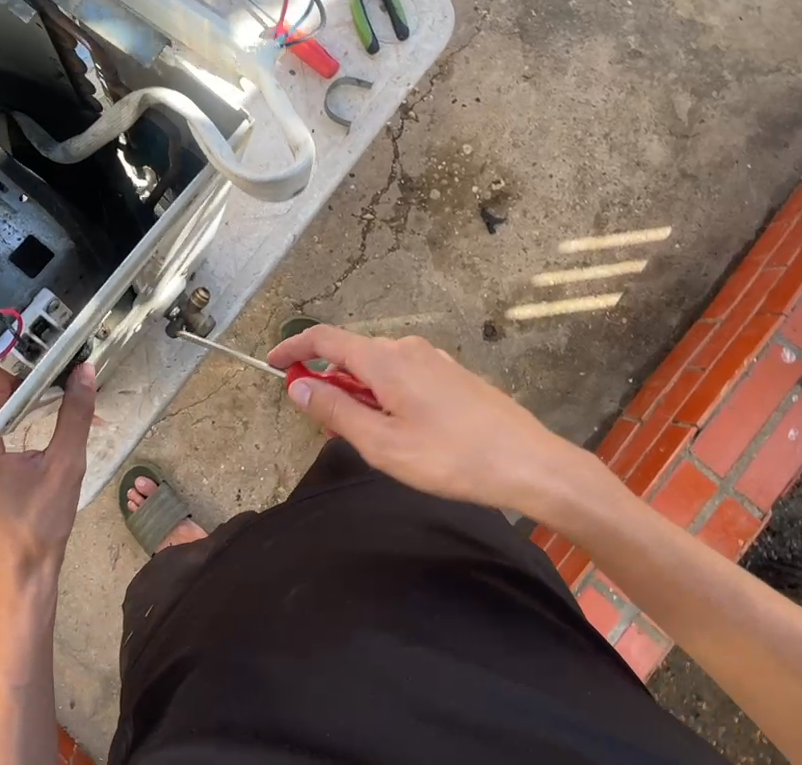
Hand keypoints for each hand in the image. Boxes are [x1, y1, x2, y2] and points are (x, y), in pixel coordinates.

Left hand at [0, 364, 96, 586]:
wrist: (22, 569)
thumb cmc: (43, 522)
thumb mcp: (66, 464)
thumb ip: (75, 412)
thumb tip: (84, 369)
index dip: (28, 363)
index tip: (59, 355)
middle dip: (33, 381)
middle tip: (68, 374)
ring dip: (26, 399)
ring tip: (61, 393)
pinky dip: (16, 417)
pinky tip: (42, 416)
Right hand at [267, 327, 605, 520]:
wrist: (529, 463)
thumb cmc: (451, 458)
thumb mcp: (382, 443)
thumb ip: (335, 412)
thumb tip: (299, 387)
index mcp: (385, 359)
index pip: (325, 339)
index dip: (293, 348)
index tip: (272, 365)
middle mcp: (407, 349)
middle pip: (352, 353)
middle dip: (328, 380)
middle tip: (322, 423)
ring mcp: (433, 359)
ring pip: (378, 366)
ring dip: (357, 391)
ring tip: (363, 435)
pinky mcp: (452, 376)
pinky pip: (402, 374)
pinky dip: (382, 393)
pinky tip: (397, 428)